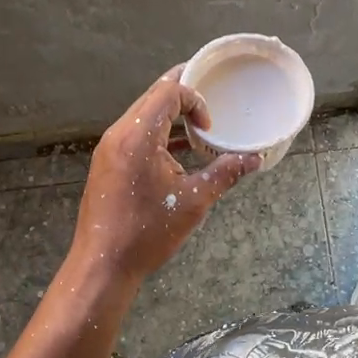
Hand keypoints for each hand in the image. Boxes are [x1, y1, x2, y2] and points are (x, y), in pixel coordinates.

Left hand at [70, 65, 259, 284]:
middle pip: (152, 95)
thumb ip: (224, 173)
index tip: (208, 126)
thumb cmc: (147, 233)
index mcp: (139, 135)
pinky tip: (176, 149)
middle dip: (182, 93)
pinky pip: (134, 130)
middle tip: (209, 99)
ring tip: (195, 123)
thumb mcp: (193, 202)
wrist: (102, 266)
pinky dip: (156, 130)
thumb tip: (255, 159)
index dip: (194, 99)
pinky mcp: (106, 161)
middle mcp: (119, 133)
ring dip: (168, 112)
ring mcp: (109, 147)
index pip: (168, 91)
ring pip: (142, 112)